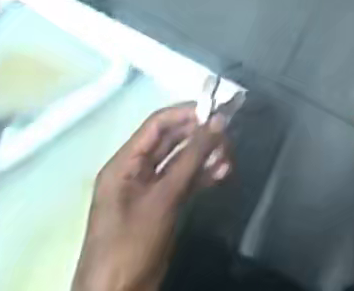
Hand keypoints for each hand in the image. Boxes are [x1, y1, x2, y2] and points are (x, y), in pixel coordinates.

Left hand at [72, 103, 230, 290]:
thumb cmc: (131, 245)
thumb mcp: (163, 198)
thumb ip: (192, 157)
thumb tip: (218, 120)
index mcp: (124, 164)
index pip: (158, 124)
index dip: (187, 112)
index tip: (218, 109)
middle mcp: (135, 171)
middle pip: (172, 139)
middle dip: (201, 135)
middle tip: (229, 135)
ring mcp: (149, 190)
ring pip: (182, 159)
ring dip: (206, 155)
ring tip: (229, 159)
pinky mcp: (161, 207)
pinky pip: (185, 179)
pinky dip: (203, 174)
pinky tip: (222, 174)